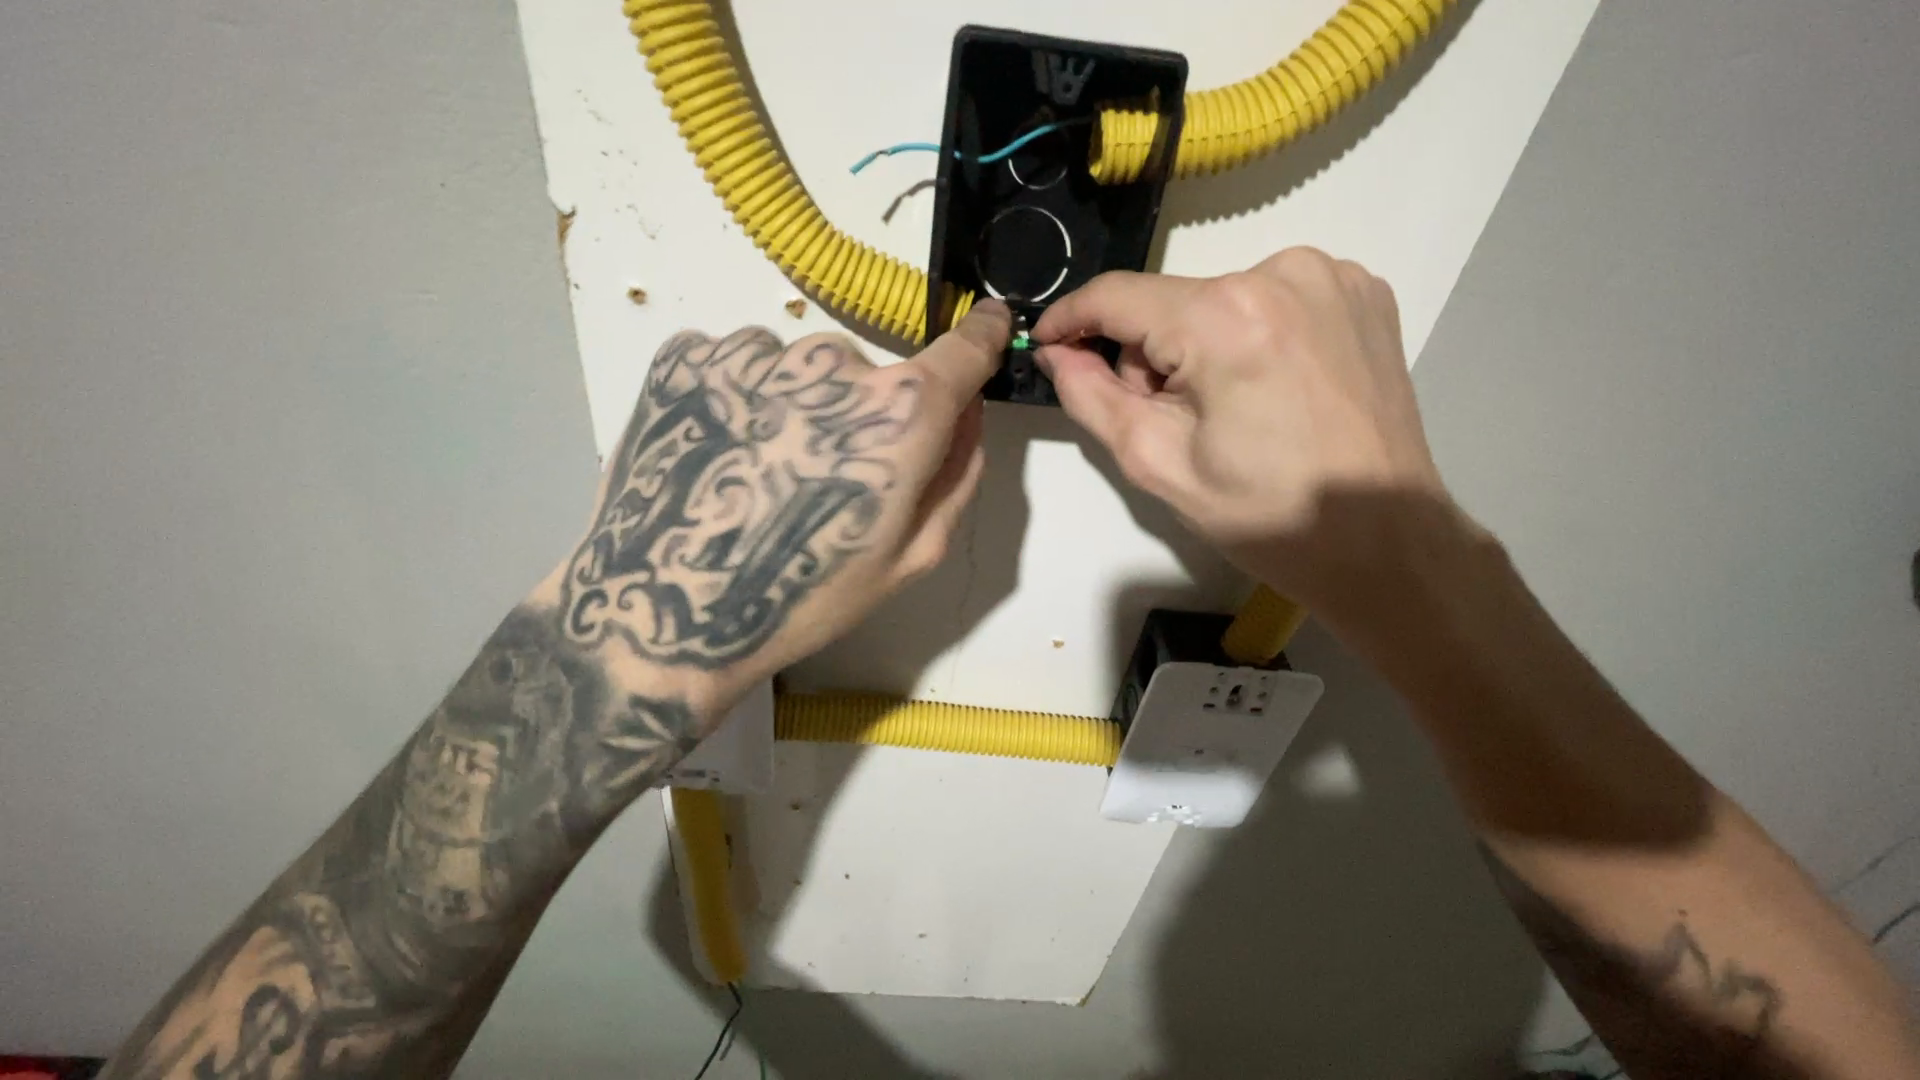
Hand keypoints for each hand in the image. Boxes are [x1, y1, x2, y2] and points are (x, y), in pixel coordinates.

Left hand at [560, 302, 1011, 722]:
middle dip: (860, 415)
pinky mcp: (688, 355)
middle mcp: (831, 363)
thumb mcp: (908, 559)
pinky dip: (743, 399)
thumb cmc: (800, 596)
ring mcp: (754, 352)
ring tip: (759, 475)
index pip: (962, 351)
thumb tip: (969, 411)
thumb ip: (955, 474)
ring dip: (796, 407)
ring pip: (801, 369)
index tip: (988, 323)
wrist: (662, 611)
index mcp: (897, 417)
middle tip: (818, 483)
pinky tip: (720, 455)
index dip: (981, 336)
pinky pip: (742, 364)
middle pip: (869, 373)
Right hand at [1033, 248, 1456, 620]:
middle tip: (1167, 420)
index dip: (1071, 318)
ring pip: (1219, 299)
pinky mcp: (1363, 292)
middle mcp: (1283, 271)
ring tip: (1227, 411)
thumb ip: (1092, 395)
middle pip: (1170, 301)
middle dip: (1147, 353)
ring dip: (1198, 345)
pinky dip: (1249, 336)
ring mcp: (1333, 276)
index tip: (1046, 342)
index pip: (1118, 296)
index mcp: (1226, 317)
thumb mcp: (1156, 462)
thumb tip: (1058, 351)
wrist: (1386, 540)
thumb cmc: (1267, 514)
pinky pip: (1271, 301)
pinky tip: (1269, 388)